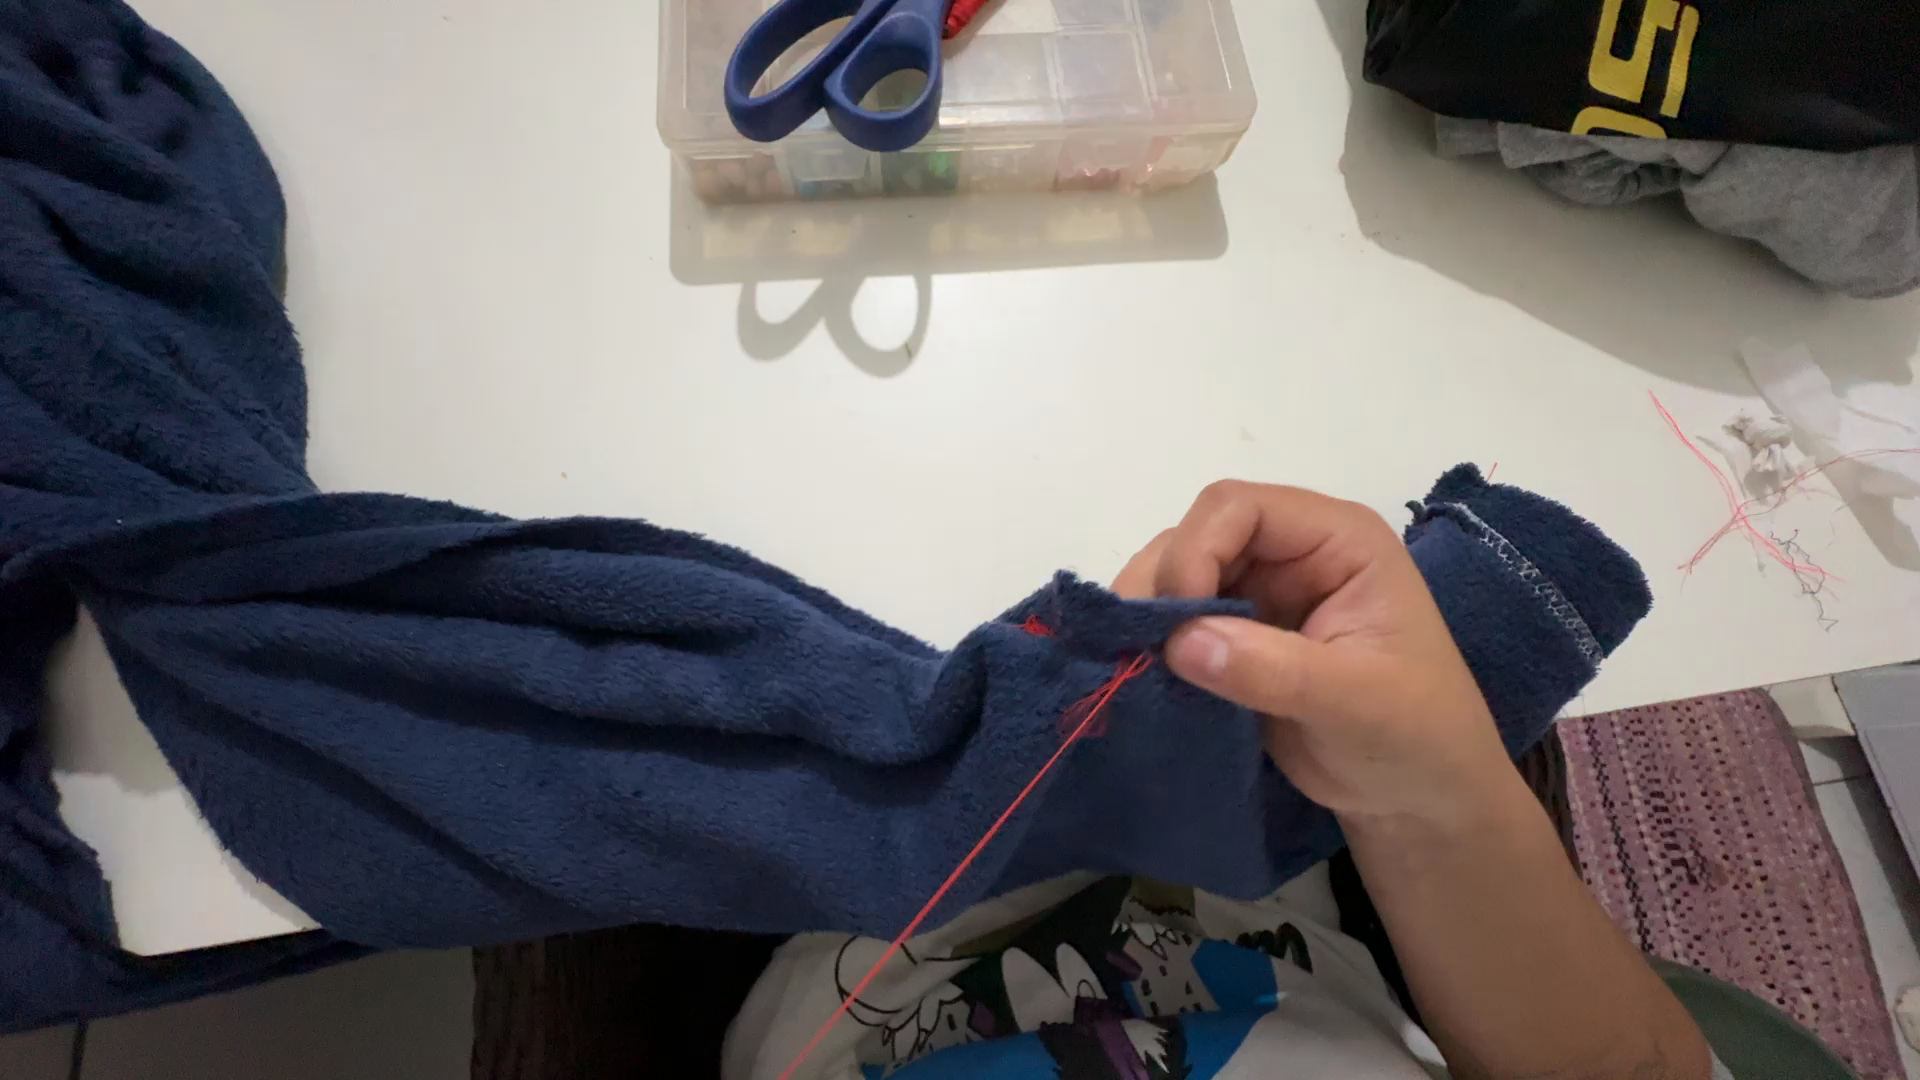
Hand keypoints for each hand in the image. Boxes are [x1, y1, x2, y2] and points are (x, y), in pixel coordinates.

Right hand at [1113, 481, 1515, 827]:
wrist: (1415, 797)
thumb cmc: (1417, 740)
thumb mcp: (1359, 705)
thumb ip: (1273, 670)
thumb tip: (1179, 642)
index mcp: (1333, 539)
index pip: (1236, 508)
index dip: (1196, 552)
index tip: (1181, 626)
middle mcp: (1286, 551)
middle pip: (1190, 536)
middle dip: (1160, 589)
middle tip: (1144, 653)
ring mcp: (1253, 589)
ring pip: (1169, 573)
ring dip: (1145, 616)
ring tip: (1140, 667)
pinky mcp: (1227, 631)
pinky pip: (1167, 617)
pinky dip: (1146, 642)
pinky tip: (1145, 674)